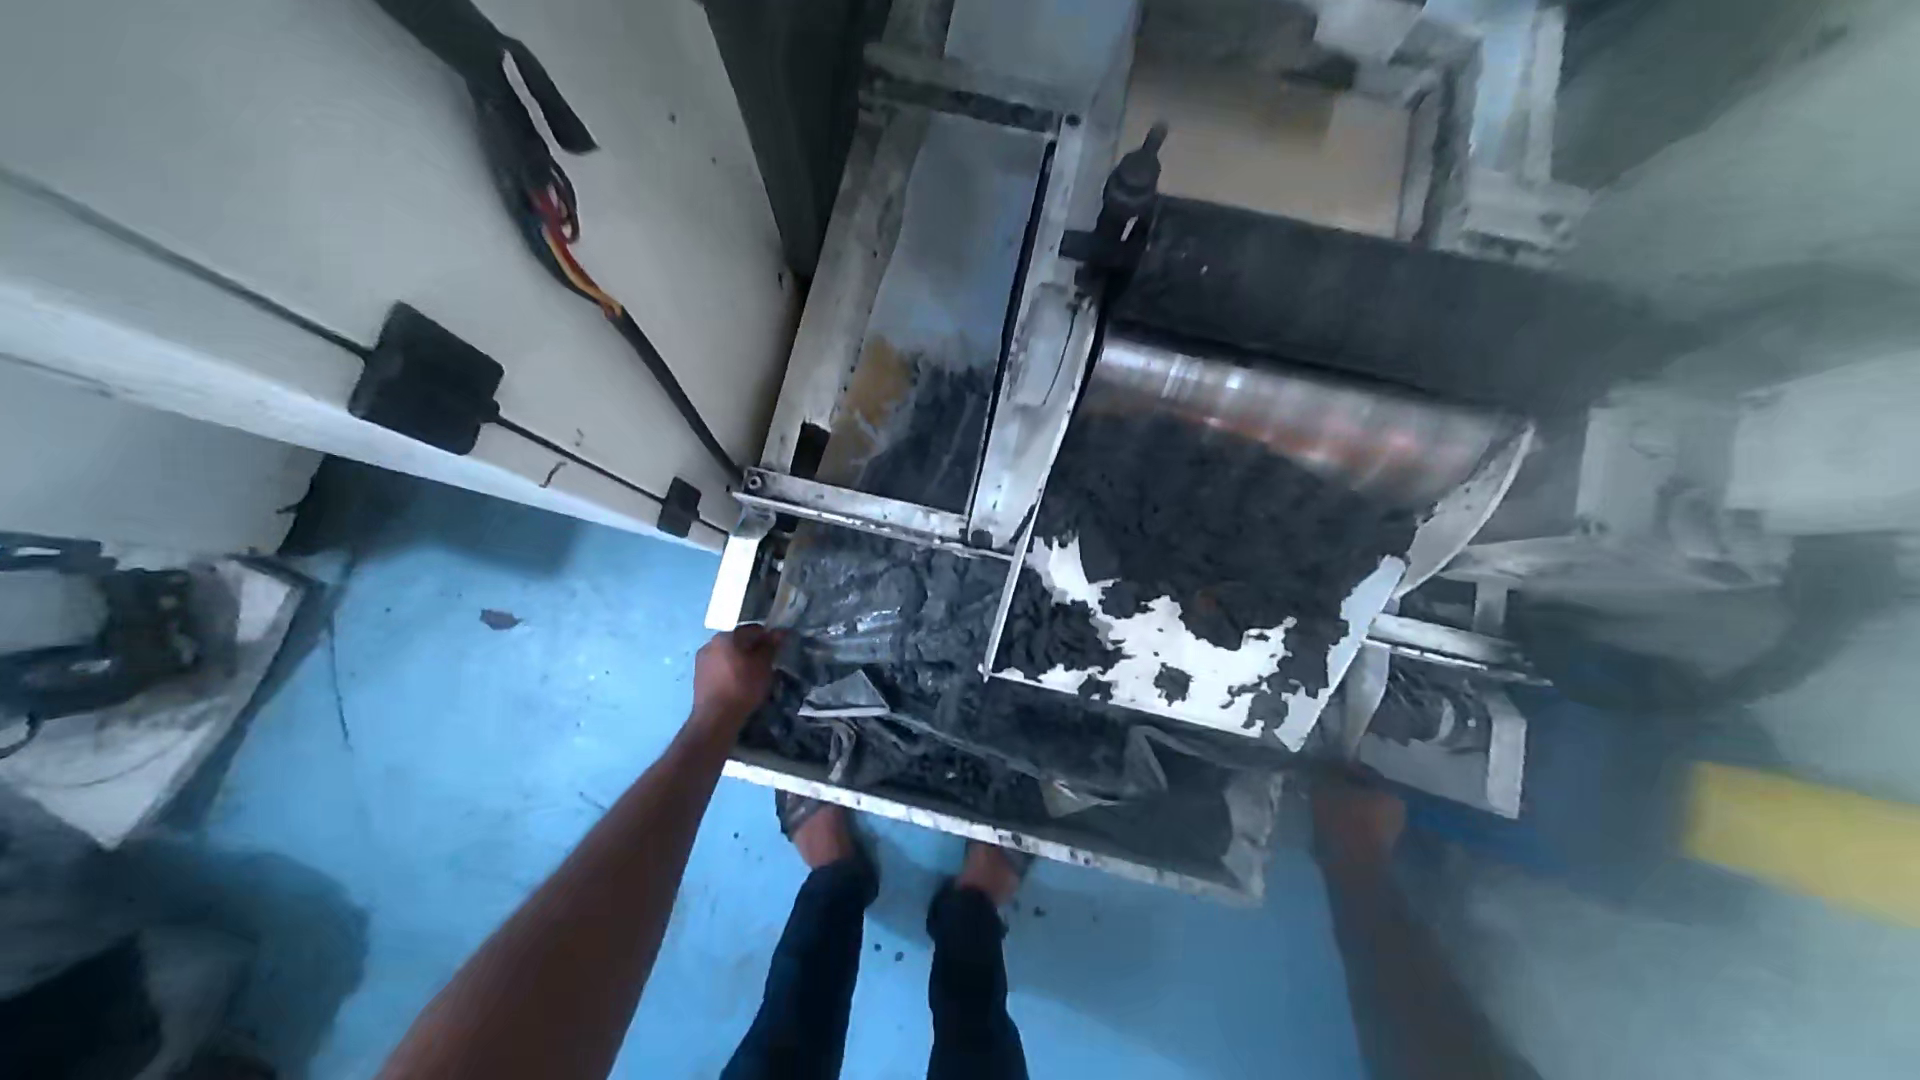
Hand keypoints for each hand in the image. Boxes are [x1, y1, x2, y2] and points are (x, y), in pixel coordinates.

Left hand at [691, 625, 785, 733]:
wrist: (716, 718)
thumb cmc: (743, 686)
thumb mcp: (763, 665)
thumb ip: (770, 646)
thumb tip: (779, 631)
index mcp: (726, 636)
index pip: (752, 629)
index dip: (768, 637)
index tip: (776, 650)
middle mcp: (710, 643)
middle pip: (738, 641)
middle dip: (752, 649)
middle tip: (766, 664)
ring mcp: (701, 660)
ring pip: (727, 655)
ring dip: (740, 660)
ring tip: (752, 676)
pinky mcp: (698, 677)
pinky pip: (719, 667)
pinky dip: (730, 671)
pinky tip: (738, 684)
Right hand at [1311, 772, 1404, 884]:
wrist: (1352, 864)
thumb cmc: (1343, 819)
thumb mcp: (1326, 787)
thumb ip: (1325, 774)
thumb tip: (1322, 768)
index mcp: (1389, 792)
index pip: (1363, 773)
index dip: (1341, 770)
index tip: (1323, 772)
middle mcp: (1397, 811)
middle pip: (1365, 794)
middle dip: (1344, 791)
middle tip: (1322, 789)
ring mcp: (1391, 833)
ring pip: (1363, 811)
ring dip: (1345, 808)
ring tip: (1321, 806)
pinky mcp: (1380, 849)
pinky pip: (1361, 827)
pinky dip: (1347, 823)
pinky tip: (1329, 823)